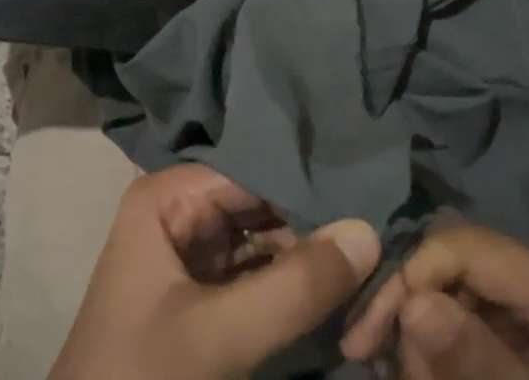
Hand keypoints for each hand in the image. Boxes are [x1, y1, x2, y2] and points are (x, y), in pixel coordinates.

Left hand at [49, 163, 381, 379]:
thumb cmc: (142, 372)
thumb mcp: (216, 334)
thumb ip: (292, 286)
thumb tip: (369, 231)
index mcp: (168, 198)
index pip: (256, 170)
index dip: (314, 182)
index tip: (375, 191)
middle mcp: (183, 213)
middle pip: (266, 205)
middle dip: (320, 223)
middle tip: (386, 228)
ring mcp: (198, 255)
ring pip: (271, 241)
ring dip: (317, 255)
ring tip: (378, 251)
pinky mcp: (212, 297)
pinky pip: (266, 276)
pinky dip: (301, 285)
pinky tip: (347, 284)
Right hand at [339, 222, 528, 378]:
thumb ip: (480, 362)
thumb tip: (412, 304)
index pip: (462, 245)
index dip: (407, 279)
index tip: (364, 340)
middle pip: (458, 266)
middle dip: (414, 316)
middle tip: (380, 367)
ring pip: (464, 292)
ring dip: (429, 336)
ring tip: (413, 375)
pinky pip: (485, 315)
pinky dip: (456, 347)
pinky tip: (440, 370)